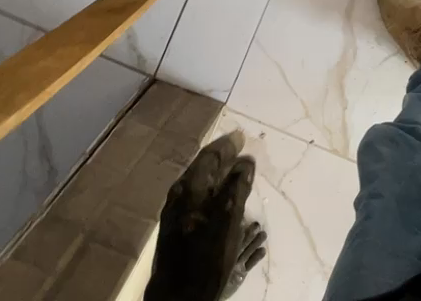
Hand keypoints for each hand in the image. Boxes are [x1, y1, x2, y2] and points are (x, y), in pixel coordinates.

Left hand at [145, 132, 266, 300]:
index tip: (242, 136)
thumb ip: (237, 187)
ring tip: (236, 175)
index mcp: (189, 187)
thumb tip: (246, 160)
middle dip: (223, 159)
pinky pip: (198, 201)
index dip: (228, 145)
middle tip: (241, 152)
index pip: (210, 156)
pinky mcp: (176, 230)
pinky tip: (223, 201)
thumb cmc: (205, 256)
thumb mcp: (228, 219)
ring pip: (200, 185)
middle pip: (203, 168)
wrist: (178, 298)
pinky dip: (213, 194)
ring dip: (219, 177)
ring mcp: (175, 213)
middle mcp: (179, 195)